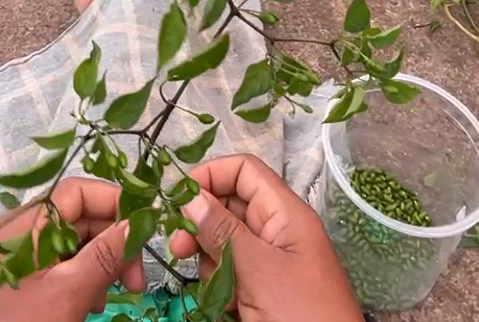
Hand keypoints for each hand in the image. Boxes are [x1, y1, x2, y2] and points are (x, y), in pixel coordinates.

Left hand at [0, 178, 145, 321]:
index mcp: (25, 222)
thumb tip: (139, 222)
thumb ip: (105, 254)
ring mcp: (18, 256)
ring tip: (112, 296)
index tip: (143, 230)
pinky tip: (91, 302)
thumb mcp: (68, 293)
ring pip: (72, 242)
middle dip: (112, 241)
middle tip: (136, 279)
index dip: (113, 202)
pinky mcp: (20, 279)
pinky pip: (59, 263)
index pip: (77, 191)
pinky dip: (82, 277)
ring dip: (101, 263)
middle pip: (78, 216)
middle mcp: (20, 230)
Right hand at [169, 154, 362, 321]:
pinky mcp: (265, 290)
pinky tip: (225, 305)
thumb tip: (189, 196)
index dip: (211, 175)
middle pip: (231, 205)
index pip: (244, 171)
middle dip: (202, 223)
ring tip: (213, 287)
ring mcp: (271, 262)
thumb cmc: (300, 314)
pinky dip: (221, 284)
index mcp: (285, 212)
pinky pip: (232, 272)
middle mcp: (277, 230)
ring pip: (226, 241)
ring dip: (210, 259)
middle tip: (178, 248)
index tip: (180, 199)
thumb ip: (222, 231)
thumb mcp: (258, 271)